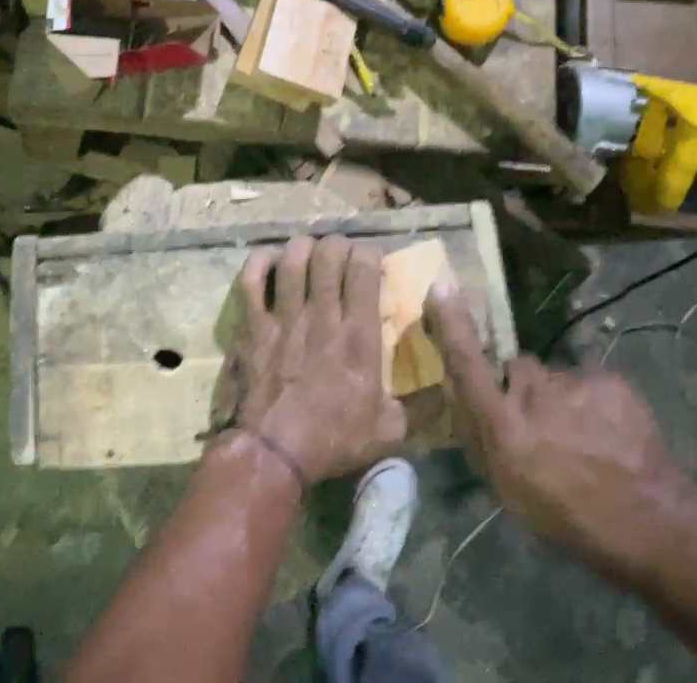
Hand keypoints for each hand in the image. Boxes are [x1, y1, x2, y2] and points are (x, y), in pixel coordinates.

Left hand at [230, 235, 406, 484]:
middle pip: (328, 255)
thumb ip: (419, 405)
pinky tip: (272, 260)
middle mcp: (322, 316)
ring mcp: (284, 318)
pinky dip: (260, 262)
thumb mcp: (390, 430)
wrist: (276, 452)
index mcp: (359, 336)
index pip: (364, 271)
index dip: (369, 253)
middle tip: (340, 253)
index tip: (372, 259)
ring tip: (310, 251)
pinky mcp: (254, 326)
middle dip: (338, 245)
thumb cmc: (334, 440)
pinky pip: (252, 281)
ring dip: (303, 247)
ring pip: (293, 260)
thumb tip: (445, 390)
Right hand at [426, 277, 696, 570]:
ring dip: (559, 398)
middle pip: (515, 368)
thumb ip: (483, 441)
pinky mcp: (609, 380)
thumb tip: (464, 409)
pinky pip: (588, 382)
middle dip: (519, 385)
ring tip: (582, 436)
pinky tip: (607, 433)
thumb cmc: (568, 517)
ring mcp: (575, 382)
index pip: (466, 362)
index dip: (452, 323)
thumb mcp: (507, 490)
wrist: (651, 523)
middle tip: (538, 421)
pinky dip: (591, 401)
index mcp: (502, 424)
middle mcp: (534, 393)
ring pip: (554, 378)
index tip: (442, 286)